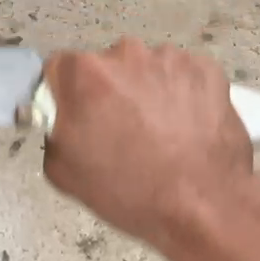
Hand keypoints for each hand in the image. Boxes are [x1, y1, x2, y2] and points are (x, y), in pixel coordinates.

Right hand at [41, 38, 258, 253]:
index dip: (68, 93)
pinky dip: (183, 94)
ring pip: (147, 69)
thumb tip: (62, 122)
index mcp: (83, 72)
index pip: (61, 69)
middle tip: (123, 129)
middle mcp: (124, 52)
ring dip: (148, 91)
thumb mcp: (63, 172)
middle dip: (111, 91)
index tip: (81, 117)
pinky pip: (184, 75)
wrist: (206, 208)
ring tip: (163, 132)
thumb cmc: (131, 192)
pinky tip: (188, 127)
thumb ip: (53, 132)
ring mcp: (168, 58)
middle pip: (106, 65)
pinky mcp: (207, 68)